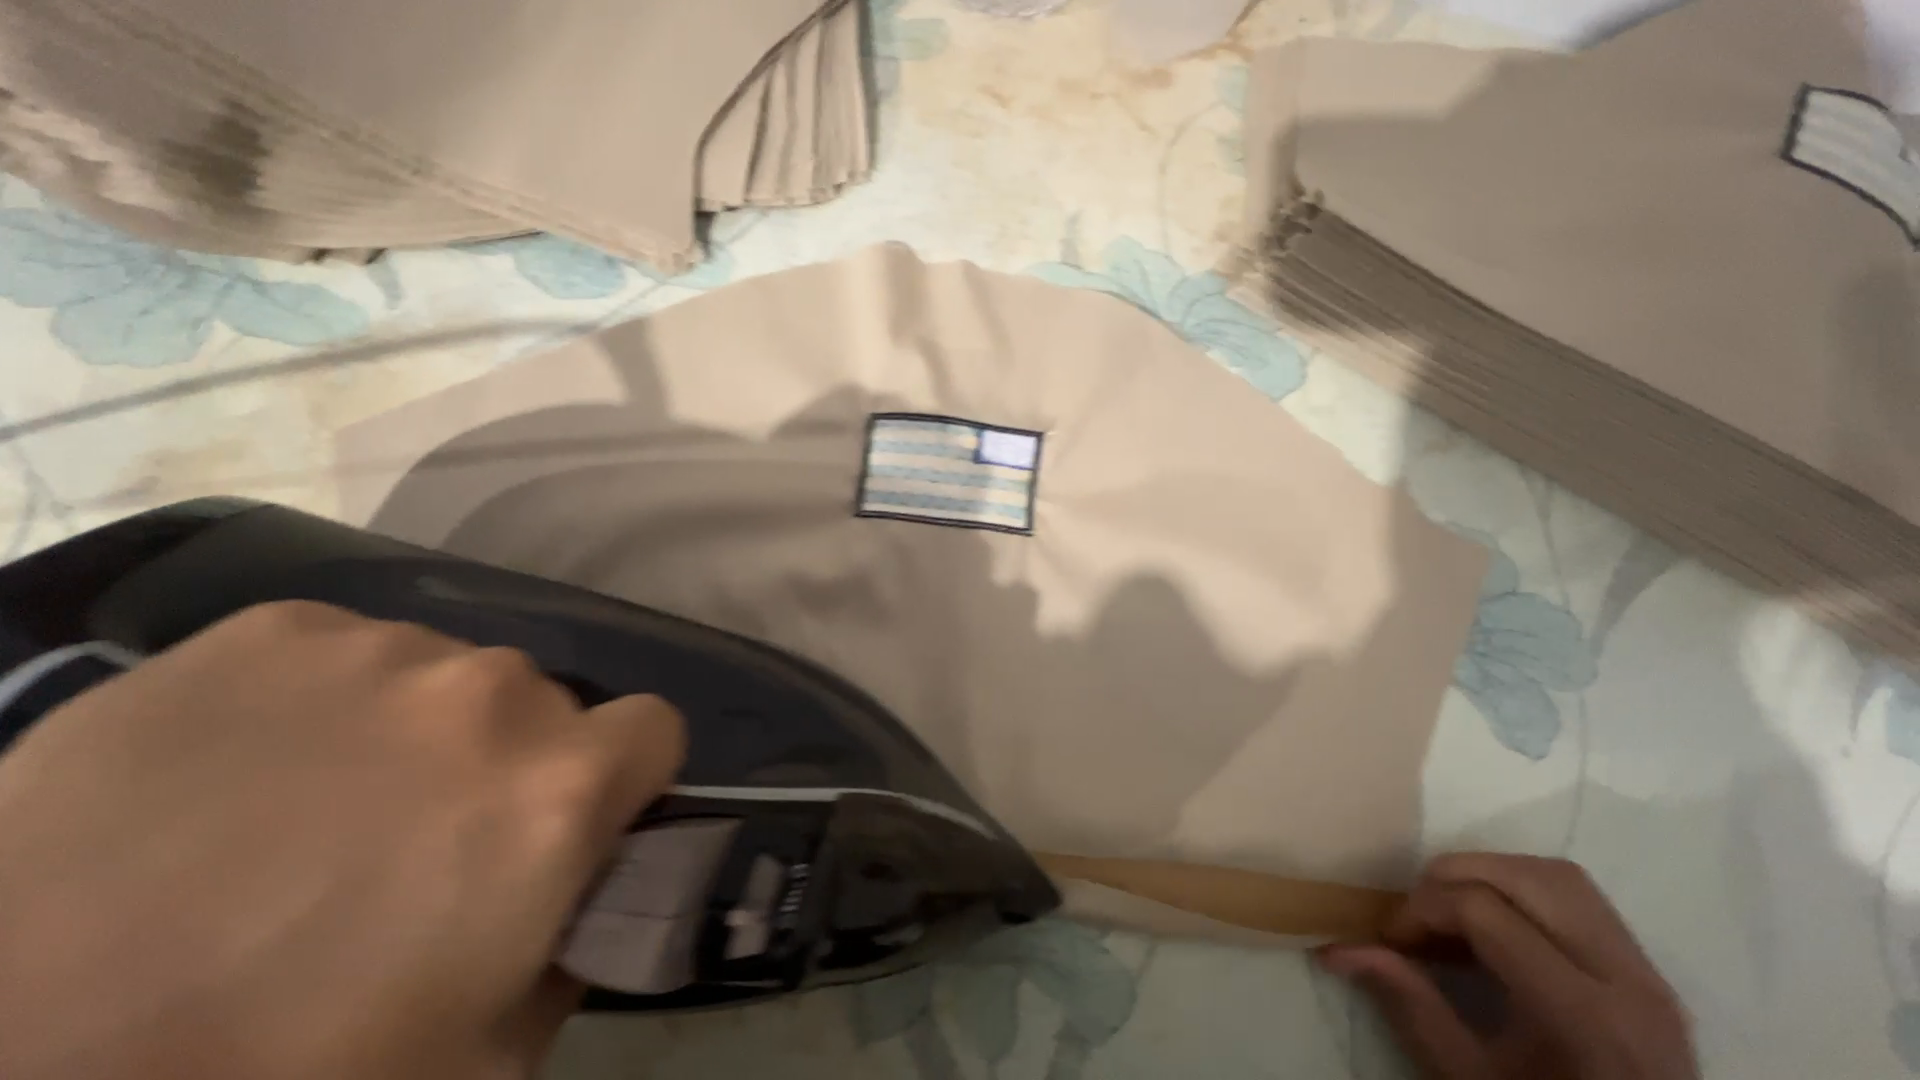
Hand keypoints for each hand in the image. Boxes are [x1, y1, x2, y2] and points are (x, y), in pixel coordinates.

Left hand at [0, 601, 685, 1079]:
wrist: (14, 1047)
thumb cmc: (290, 1068)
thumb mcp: (485, 1059)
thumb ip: (570, 953)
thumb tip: (582, 896)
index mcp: (558, 790)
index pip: (656, 730)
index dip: (627, 781)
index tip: (577, 825)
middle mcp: (489, 692)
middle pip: (545, 704)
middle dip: (512, 762)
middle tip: (424, 841)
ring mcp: (376, 649)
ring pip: (447, 673)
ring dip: (420, 728)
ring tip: (318, 806)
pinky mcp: (270, 630)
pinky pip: (348, 649)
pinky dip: (330, 699)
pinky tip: (250, 768)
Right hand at [1319, 854, 1696, 1079]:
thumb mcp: (1465, 1077)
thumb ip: (1408, 1005)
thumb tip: (1339, 948)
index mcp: (1580, 1015)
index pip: (1484, 910)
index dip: (1420, 910)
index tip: (1389, 941)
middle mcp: (1626, 980)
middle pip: (1525, 877)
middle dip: (1452, 879)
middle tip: (1416, 917)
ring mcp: (1648, 973)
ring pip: (1558, 876)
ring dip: (1491, 876)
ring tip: (1454, 914)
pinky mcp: (1650, 973)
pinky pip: (1582, 899)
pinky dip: (1527, 893)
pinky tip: (1498, 929)